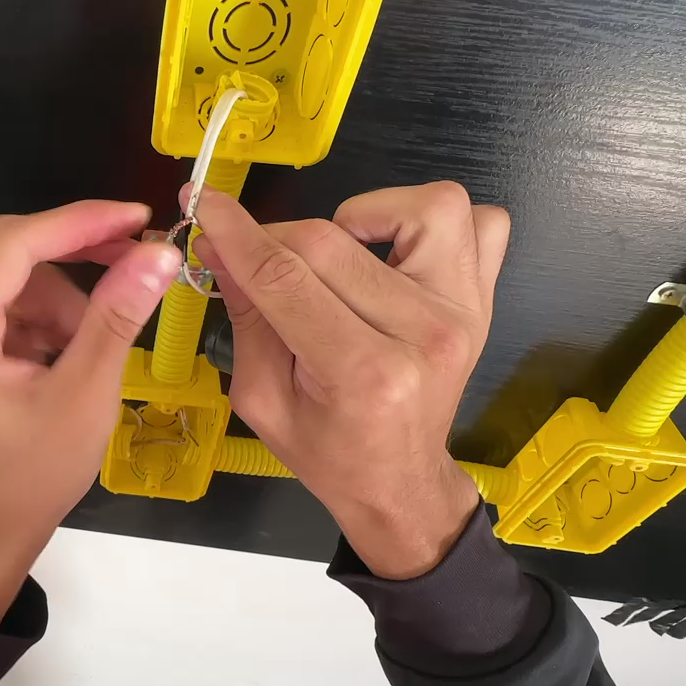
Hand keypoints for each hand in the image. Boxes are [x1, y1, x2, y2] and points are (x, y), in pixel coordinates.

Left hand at [0, 201, 181, 623]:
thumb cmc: (34, 476)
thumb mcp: (85, 395)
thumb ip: (117, 318)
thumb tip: (160, 254)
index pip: (13, 245)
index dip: (79, 222)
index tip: (137, 217)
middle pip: (7, 250)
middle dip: (75, 249)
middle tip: (136, 254)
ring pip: (14, 278)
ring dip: (65, 296)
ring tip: (95, 347)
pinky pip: (11, 307)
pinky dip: (50, 319)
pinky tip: (73, 356)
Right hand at [193, 182, 509, 578]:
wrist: (398, 482)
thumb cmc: (325, 452)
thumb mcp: (260, 398)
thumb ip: (245, 318)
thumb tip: (218, 247)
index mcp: (360, 373)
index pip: (284, 278)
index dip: (235, 234)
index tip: (203, 203)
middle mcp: (423, 333)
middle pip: (330, 242)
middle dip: (271, 235)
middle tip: (246, 250)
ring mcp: (464, 311)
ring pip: (423, 208)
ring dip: (359, 217)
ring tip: (334, 253)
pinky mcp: (482, 299)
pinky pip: (477, 221)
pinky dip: (425, 221)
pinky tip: (387, 252)